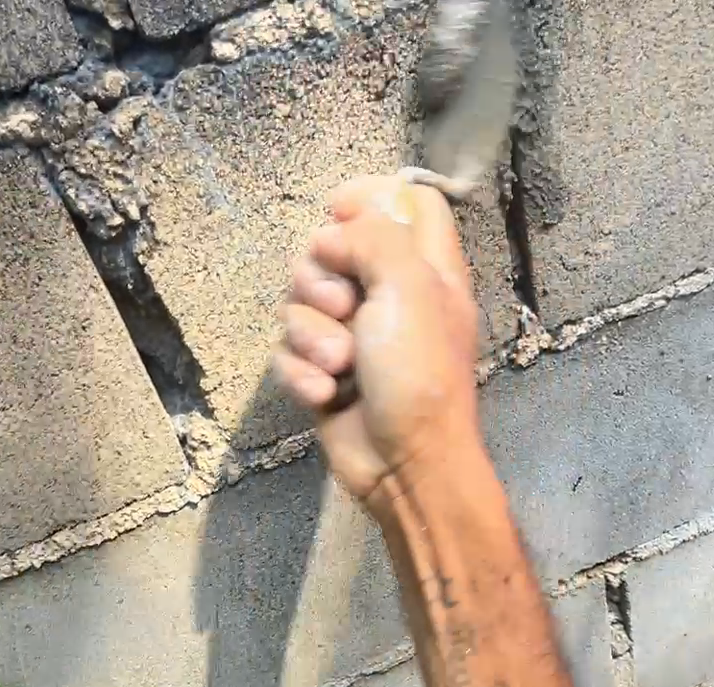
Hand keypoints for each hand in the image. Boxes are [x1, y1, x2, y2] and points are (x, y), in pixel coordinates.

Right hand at [273, 175, 482, 510]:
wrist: (404, 464)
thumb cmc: (418, 374)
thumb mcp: (410, 288)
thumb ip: (374, 237)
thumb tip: (332, 234)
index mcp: (424, 267)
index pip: (406, 201)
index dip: (370, 196)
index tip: (337, 212)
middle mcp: (387, 295)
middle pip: (330, 249)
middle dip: (320, 278)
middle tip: (344, 310)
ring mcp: (352, 336)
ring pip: (299, 304)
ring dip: (312, 336)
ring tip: (341, 366)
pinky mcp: (324, 373)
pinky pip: (288, 354)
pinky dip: (302, 374)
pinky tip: (327, 395)